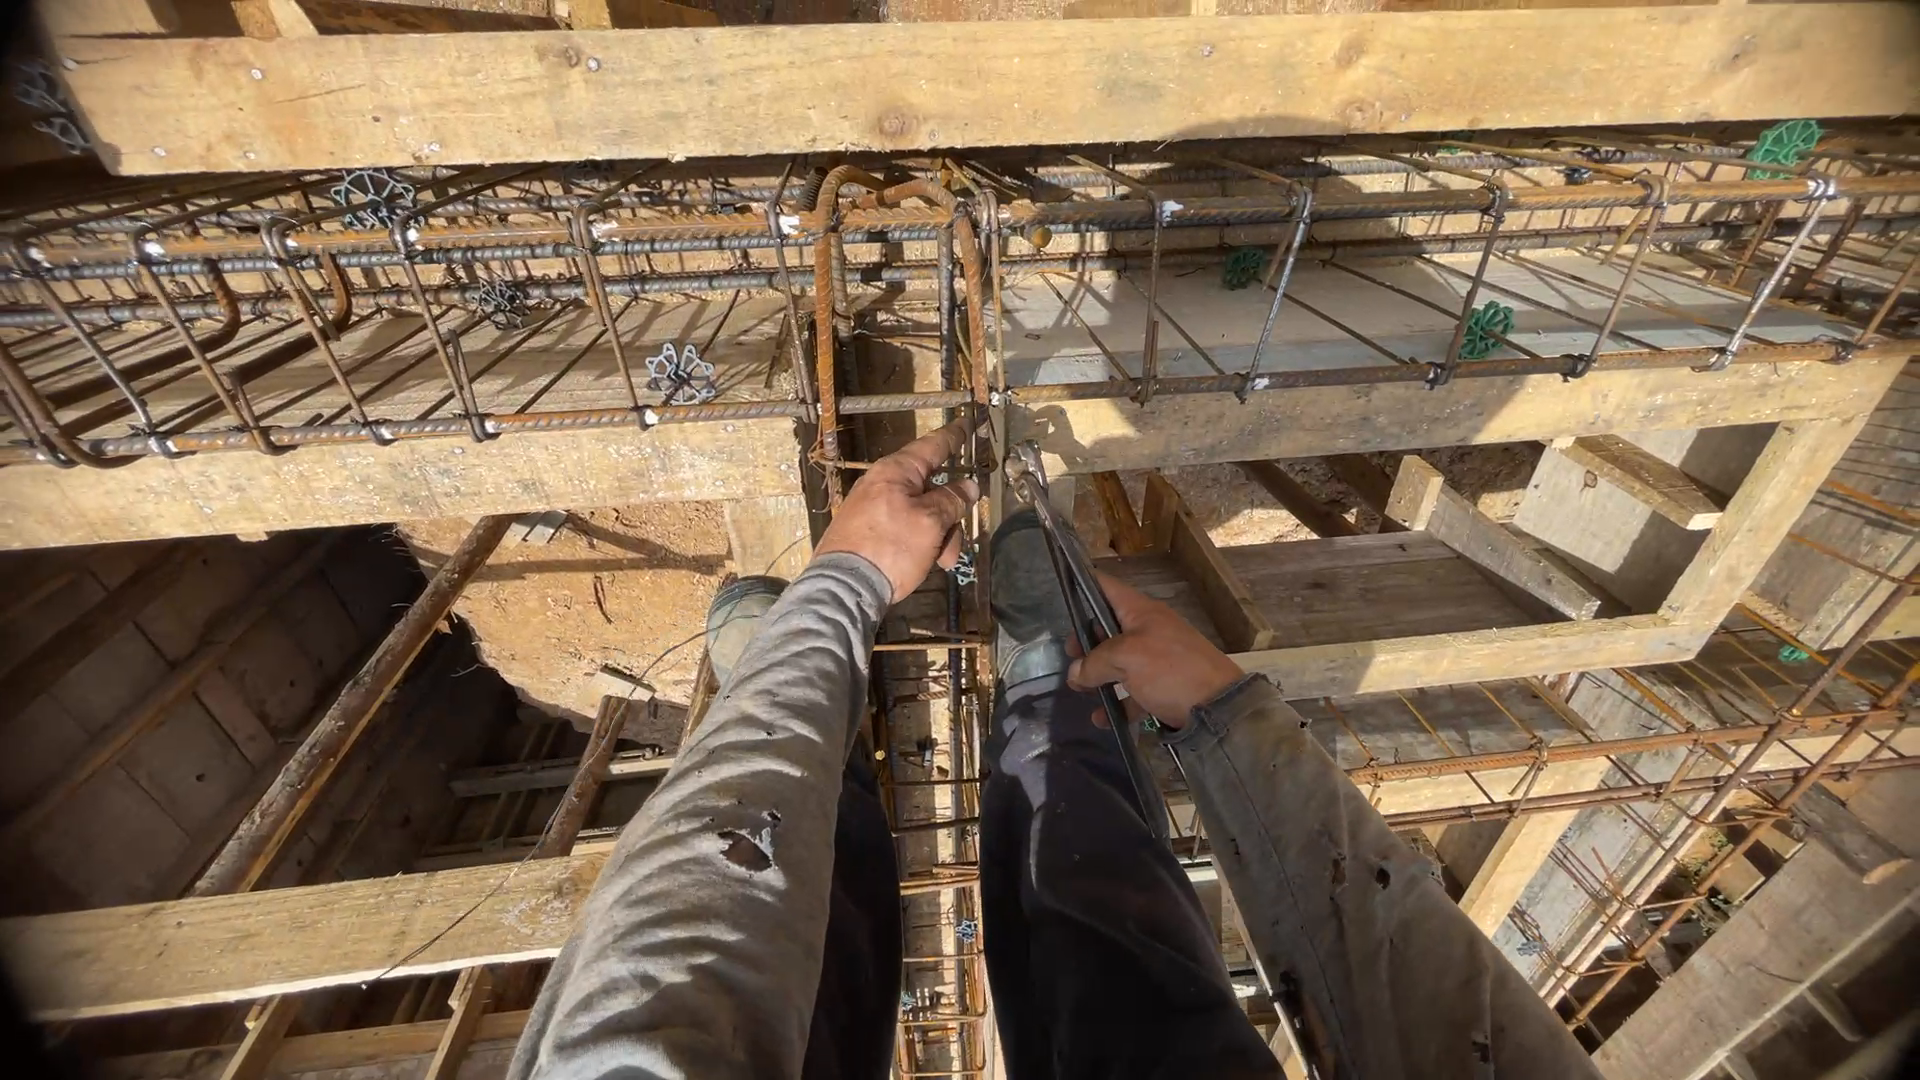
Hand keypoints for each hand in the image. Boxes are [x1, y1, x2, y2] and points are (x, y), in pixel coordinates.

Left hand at [815, 418, 980, 602]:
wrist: (845, 587)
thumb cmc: (890, 548)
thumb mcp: (930, 523)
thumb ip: (951, 501)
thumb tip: (968, 486)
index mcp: (895, 471)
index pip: (932, 446)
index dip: (953, 437)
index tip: (965, 425)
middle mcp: (881, 483)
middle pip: (931, 488)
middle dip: (950, 516)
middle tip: (954, 544)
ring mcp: (872, 508)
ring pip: (921, 513)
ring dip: (938, 536)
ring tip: (939, 562)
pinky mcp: (867, 531)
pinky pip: (904, 528)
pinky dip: (920, 543)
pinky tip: (922, 564)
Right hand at [1067, 572, 1244, 727]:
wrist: (1220, 709)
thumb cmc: (1170, 670)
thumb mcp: (1126, 658)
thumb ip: (1094, 662)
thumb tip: (1075, 673)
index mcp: (1140, 611)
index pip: (1105, 586)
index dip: (1082, 586)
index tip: (1061, 596)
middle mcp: (1148, 629)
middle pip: (1107, 626)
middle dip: (1085, 641)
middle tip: (1069, 657)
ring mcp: (1157, 659)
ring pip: (1118, 660)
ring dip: (1097, 674)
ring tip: (1079, 689)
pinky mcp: (1164, 687)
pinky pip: (1132, 691)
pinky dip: (1117, 702)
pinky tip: (1102, 719)